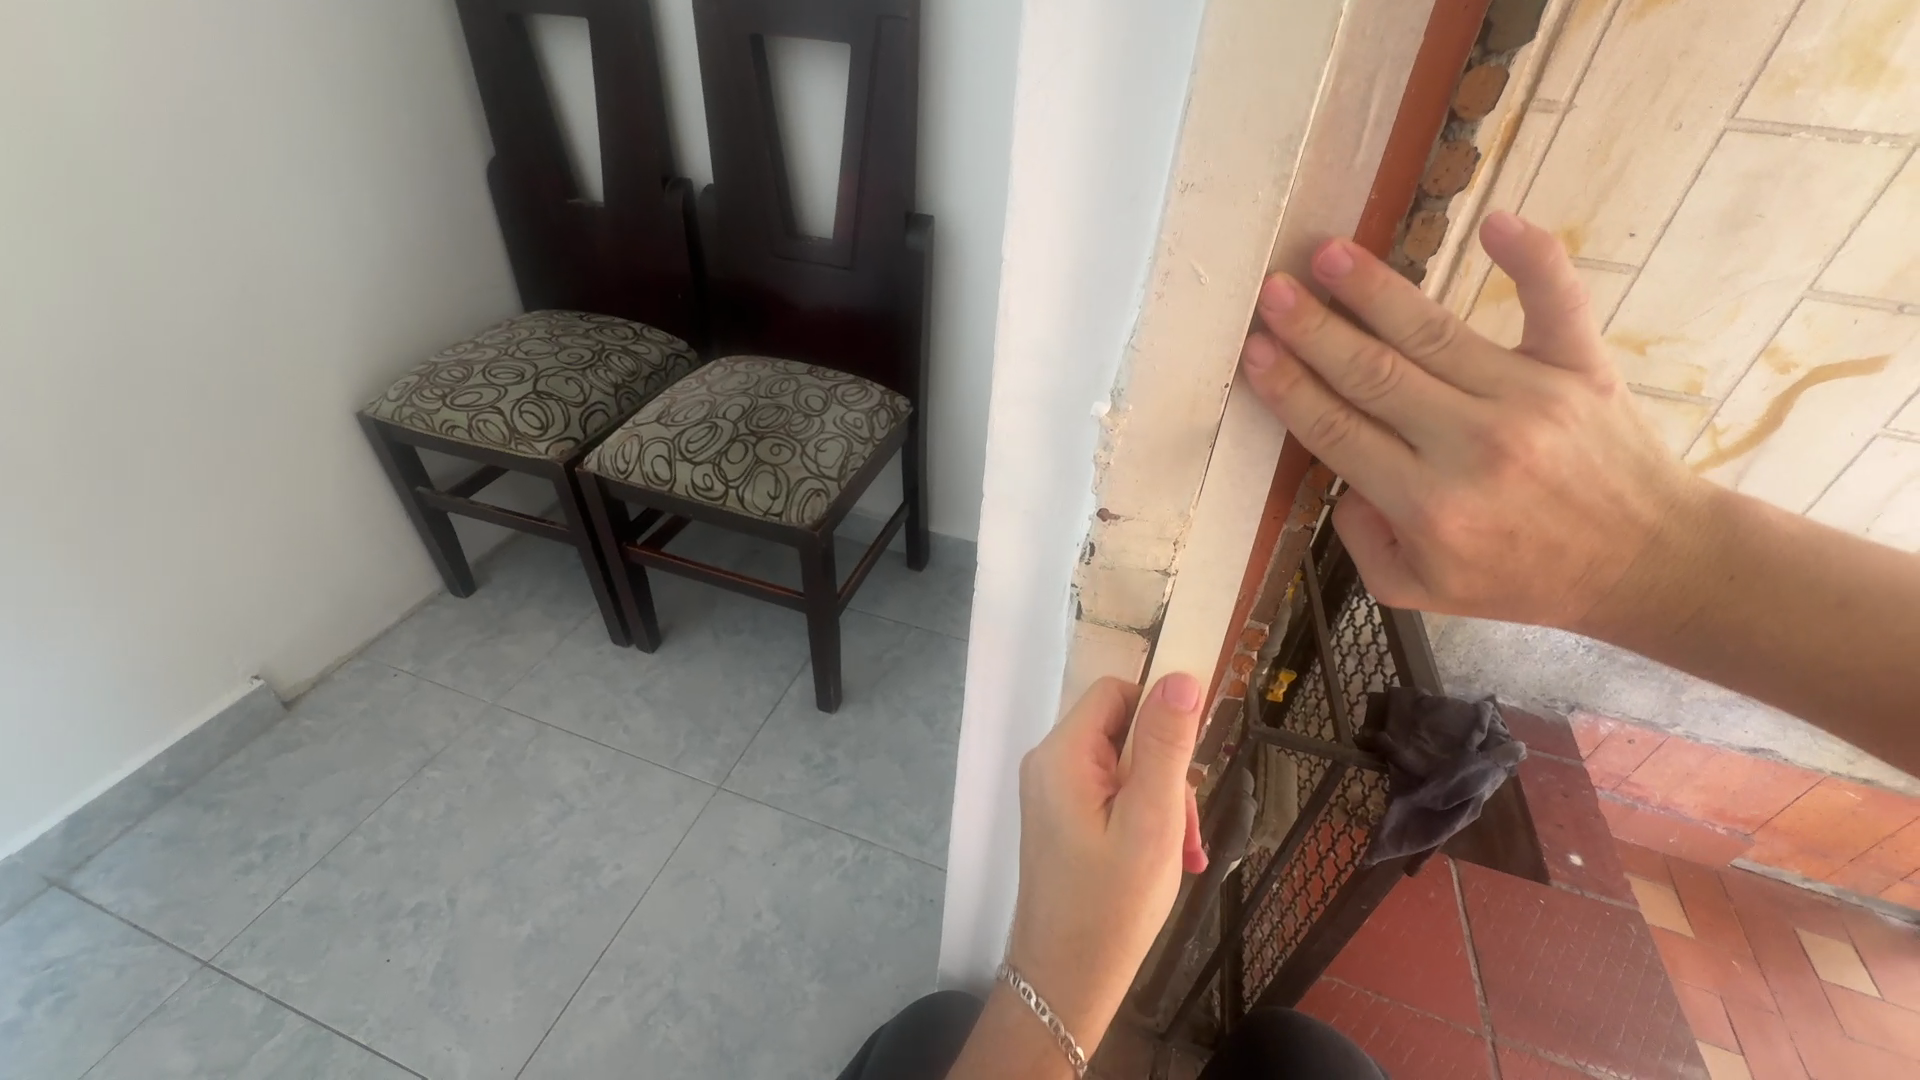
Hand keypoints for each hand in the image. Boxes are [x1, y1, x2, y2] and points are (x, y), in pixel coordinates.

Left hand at [1004, 674, 1208, 1052]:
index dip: (1158, 713)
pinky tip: (1165, 857)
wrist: (1065, 981)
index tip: (1191, 759)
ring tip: (1182, 851)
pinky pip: (1110, 794)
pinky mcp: (1061, 817)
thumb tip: (1181, 677)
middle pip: (1122, 731)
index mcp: (1062, 754)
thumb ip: (1166, 747)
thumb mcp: (1151, 821)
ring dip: (1161, 800)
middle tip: (1188, 827)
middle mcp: (1049, 763)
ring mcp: (1052, 791)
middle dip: (1165, 771)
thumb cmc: (1111, 906)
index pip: (1115, 693)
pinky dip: (1142, 817)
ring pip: (1123, 765)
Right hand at [1238, 211, 1708, 635]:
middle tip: (1272, 291)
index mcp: (1427, 504)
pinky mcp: (1582, 368)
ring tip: (1328, 254)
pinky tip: (1493, 221)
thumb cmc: (1520, 579)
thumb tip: (1343, 479)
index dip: (1290, 388)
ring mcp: (1530, 398)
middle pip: (1372, 374)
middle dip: (1313, 330)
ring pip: (1432, 333)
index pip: (1338, 431)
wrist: (1649, 565)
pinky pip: (1553, 302)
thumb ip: (1360, 541)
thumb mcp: (1416, 591)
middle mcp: (1471, 444)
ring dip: (1374, 290)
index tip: (1254, 350)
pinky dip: (1530, 257)